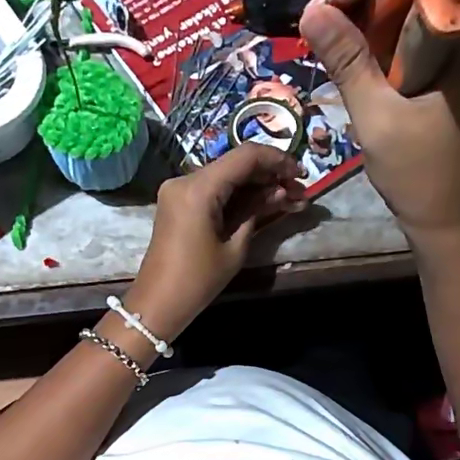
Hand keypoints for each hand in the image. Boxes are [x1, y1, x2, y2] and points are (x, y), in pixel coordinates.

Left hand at [126, 143, 304, 340]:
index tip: (301, 173)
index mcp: (199, 188)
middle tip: (300, 191)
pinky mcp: (181, 201)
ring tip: (291, 200)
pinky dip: (240, 194)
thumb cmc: (198, 280)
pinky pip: (216, 188)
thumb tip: (281, 191)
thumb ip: (257, 211)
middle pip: (236, 163)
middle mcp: (186, 179)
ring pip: (228, 175)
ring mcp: (180, 189)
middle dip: (271, 175)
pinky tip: (266, 203)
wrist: (158, 302)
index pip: (245, 156)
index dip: (277, 160)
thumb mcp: (235, 247)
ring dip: (258, 185)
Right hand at [298, 0, 459, 238]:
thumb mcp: (377, 117)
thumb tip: (311, 7)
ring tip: (330, 20)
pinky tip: (348, 38)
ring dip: (371, 1)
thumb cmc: (419, 172)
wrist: (444, 217)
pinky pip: (410, 25)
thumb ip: (347, 61)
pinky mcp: (443, 63)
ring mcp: (459, 45)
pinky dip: (379, 26)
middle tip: (328, 8)